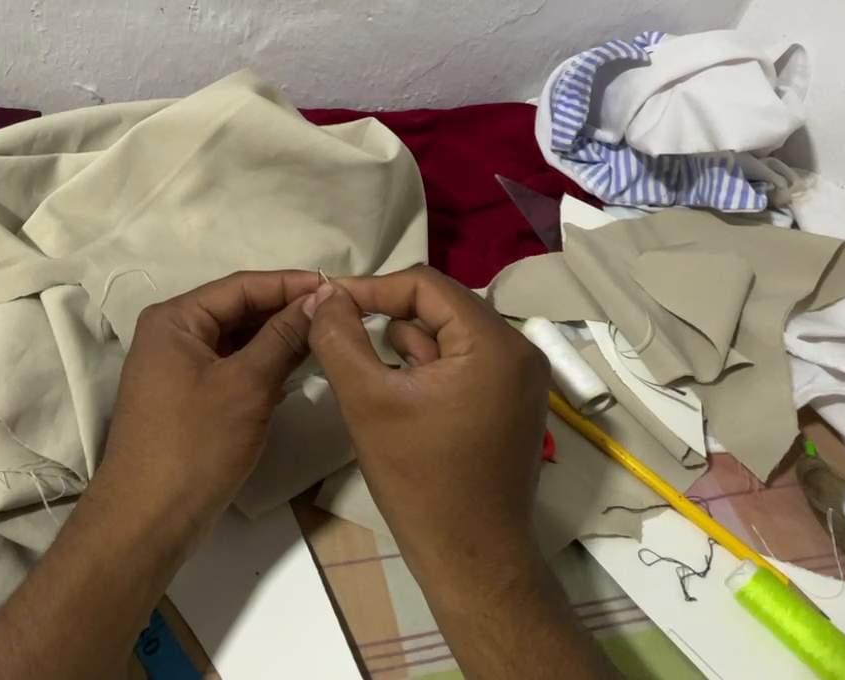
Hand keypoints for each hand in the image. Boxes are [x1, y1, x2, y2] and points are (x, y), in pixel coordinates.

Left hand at [90, 269, 330, 558]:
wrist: (148, 522)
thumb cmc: (195, 444)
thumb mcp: (247, 385)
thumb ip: (284, 336)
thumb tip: (321, 297)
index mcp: (175, 318)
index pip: (241, 286)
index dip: (290, 284)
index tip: (337, 287)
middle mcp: (172, 333)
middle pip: (238, 310)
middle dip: (285, 312)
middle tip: (338, 315)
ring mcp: (178, 367)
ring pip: (237, 339)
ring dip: (277, 340)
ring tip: (325, 339)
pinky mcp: (188, 396)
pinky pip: (232, 366)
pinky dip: (262, 366)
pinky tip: (295, 372)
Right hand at [308, 266, 551, 584]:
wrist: (471, 560)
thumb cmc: (420, 480)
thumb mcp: (367, 401)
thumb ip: (339, 338)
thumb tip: (324, 295)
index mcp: (494, 343)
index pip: (425, 285)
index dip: (373, 288)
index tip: (330, 304)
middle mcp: (518, 350)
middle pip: (439, 305)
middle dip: (388, 316)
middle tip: (342, 332)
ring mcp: (521, 376)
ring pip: (447, 332)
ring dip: (406, 344)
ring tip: (377, 380)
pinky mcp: (512, 399)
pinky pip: (462, 358)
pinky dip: (427, 365)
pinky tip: (403, 397)